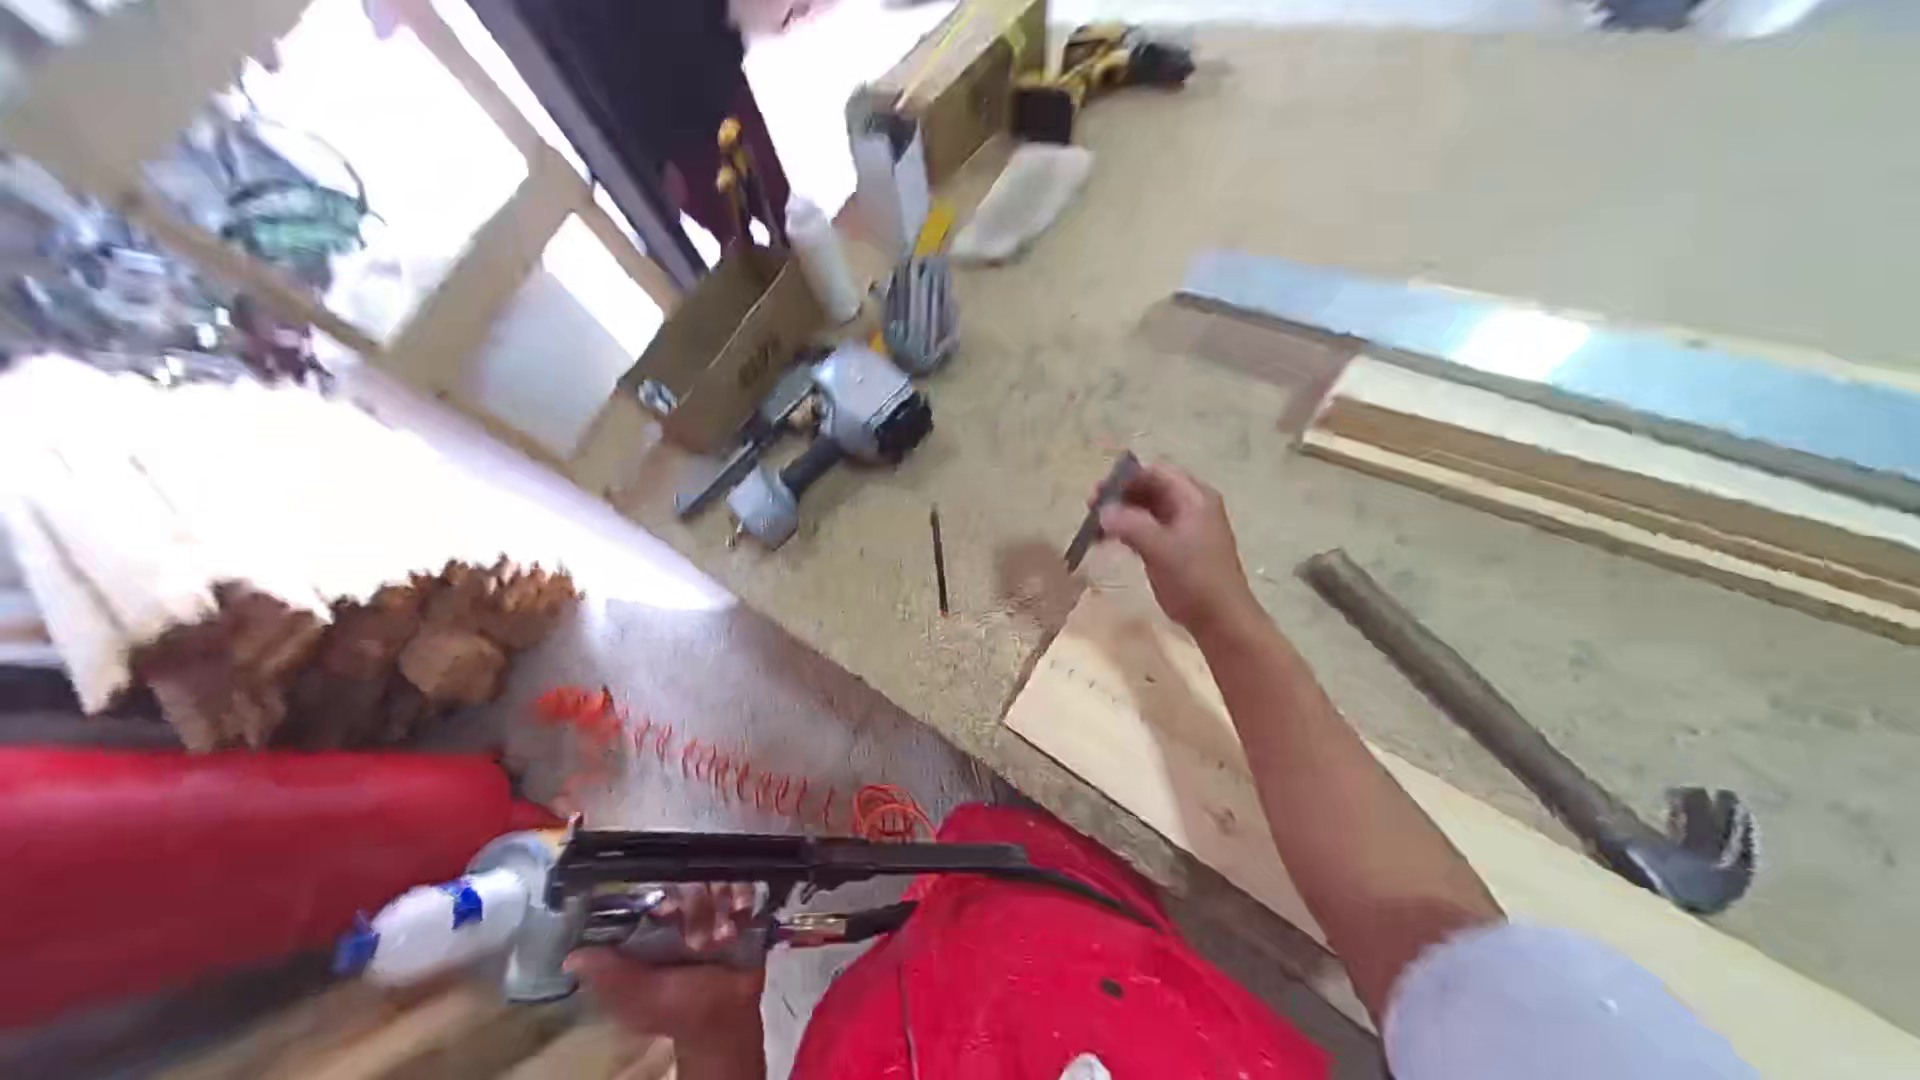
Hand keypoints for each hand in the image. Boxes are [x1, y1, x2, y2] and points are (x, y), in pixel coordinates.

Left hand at [566, 884, 765, 1050]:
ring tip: (724, 939)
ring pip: (718, 880)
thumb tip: (571, 958)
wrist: (727, 1021)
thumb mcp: (640, 998)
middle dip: (698, 908)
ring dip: (721, 907)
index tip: (670, 913)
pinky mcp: (742, 909)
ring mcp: (715, 908)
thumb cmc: (678, 1011)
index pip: (658, 892)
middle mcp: (685, 911)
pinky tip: (740, 923)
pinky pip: (745, 885)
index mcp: (655, 927)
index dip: (666, 898)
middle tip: (700, 944)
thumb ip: (611, 976)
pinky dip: (743, 899)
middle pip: (692, 882)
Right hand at [1098, 463, 1260, 636]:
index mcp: (1194, 498)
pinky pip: (1145, 529)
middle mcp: (1189, 506)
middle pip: (1149, 488)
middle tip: (1091, 507)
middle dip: (1119, 496)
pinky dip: (1125, 531)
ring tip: (1093, 526)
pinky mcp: (1172, 547)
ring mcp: (1181, 528)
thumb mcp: (1161, 548)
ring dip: (1119, 514)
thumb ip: (1130, 525)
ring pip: (1144, 509)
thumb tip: (1102, 511)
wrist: (1219, 618)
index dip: (1127, 477)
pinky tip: (1104, 540)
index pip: (1156, 473)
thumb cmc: (1195, 578)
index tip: (1100, 492)